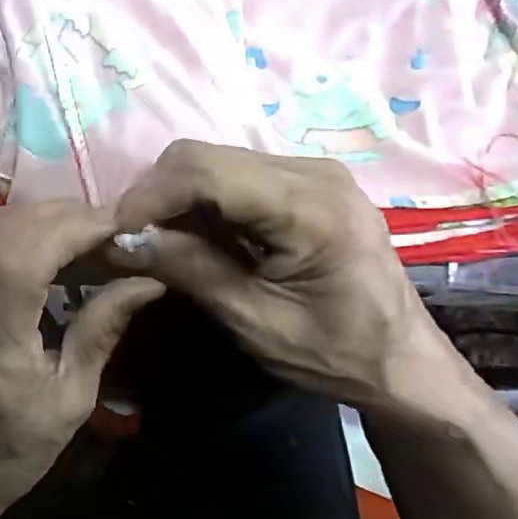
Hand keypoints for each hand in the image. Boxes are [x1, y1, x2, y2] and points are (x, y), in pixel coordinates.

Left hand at [0, 202, 165, 518]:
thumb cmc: (17, 448)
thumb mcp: (72, 400)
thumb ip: (100, 331)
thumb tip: (148, 280)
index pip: (19, 258)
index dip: (70, 229)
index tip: (119, 227)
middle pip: (4, 230)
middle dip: (64, 215)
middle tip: (115, 229)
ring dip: (48, 220)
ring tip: (97, 236)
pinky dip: (32, 236)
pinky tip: (65, 252)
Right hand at [110, 140, 458, 413]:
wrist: (403, 363)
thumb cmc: (333, 353)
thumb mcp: (252, 319)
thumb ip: (188, 269)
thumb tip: (120, 239)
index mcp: (309, 207)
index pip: (205, 172)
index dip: (149, 197)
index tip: (114, 235)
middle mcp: (311, 171)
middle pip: (202, 155)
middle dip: (154, 195)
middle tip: (131, 241)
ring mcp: (309, 171)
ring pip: (211, 160)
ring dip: (172, 197)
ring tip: (155, 241)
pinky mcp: (302, 182)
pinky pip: (230, 173)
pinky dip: (197, 200)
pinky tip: (191, 234)